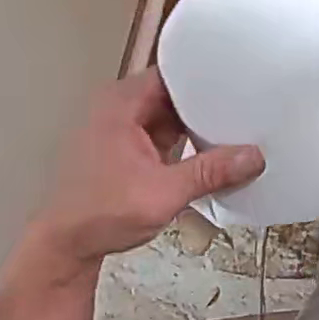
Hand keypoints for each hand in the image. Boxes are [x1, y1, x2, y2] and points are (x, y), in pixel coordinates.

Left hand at [26, 68, 263, 263]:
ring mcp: (127, 129)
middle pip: (177, 92)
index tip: (240, 77)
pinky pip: (170, 133)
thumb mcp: (163, 193)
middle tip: (249, 104)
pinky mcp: (133, 149)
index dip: (207, 73)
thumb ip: (210, 172)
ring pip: (175, 114)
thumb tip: (252, 157)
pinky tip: (217, 150)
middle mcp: (122, 109)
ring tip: (240, 126)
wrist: (66, 247)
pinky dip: (191, 141)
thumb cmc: (99, 214)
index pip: (173, 72)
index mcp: (122, 103)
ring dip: (202, 123)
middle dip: (210, 100)